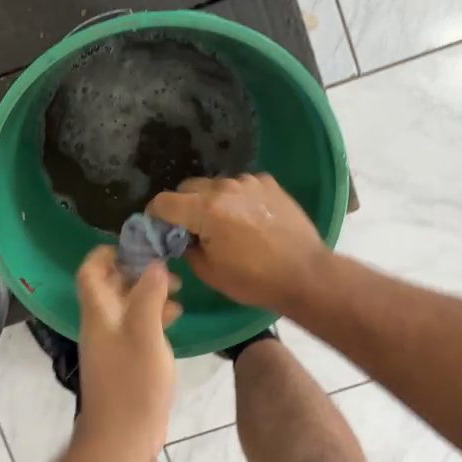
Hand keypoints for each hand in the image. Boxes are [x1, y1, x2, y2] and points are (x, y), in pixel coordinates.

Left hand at [75, 246, 180, 454]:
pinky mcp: (125, 362)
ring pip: (127, 306)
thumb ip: (149, 296)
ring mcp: (112, 344)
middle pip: (111, 286)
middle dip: (138, 272)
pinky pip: (137, 327)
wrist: (123, 438)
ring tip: (180, 293)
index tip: (136, 246)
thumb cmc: (133, 383)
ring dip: (150, 294)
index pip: (90, 271)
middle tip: (169, 270)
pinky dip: (154, 316)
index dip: (107, 252)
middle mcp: (101, 325)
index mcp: (99, 313)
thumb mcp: (146, 333)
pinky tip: (177, 319)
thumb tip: (153, 264)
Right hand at [148, 174, 330, 309]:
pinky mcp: (268, 183)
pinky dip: (237, 199)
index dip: (155, 215)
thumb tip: (180, 237)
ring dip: (211, 201)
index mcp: (206, 210)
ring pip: (215, 185)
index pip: (164, 201)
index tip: (158, 227)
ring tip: (224, 224)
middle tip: (191, 228)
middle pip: (187, 187)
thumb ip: (187, 248)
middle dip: (183, 206)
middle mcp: (225, 187)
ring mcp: (249, 182)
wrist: (306, 275)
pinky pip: (241, 186)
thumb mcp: (210, 272)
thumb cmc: (255, 280)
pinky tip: (249, 219)